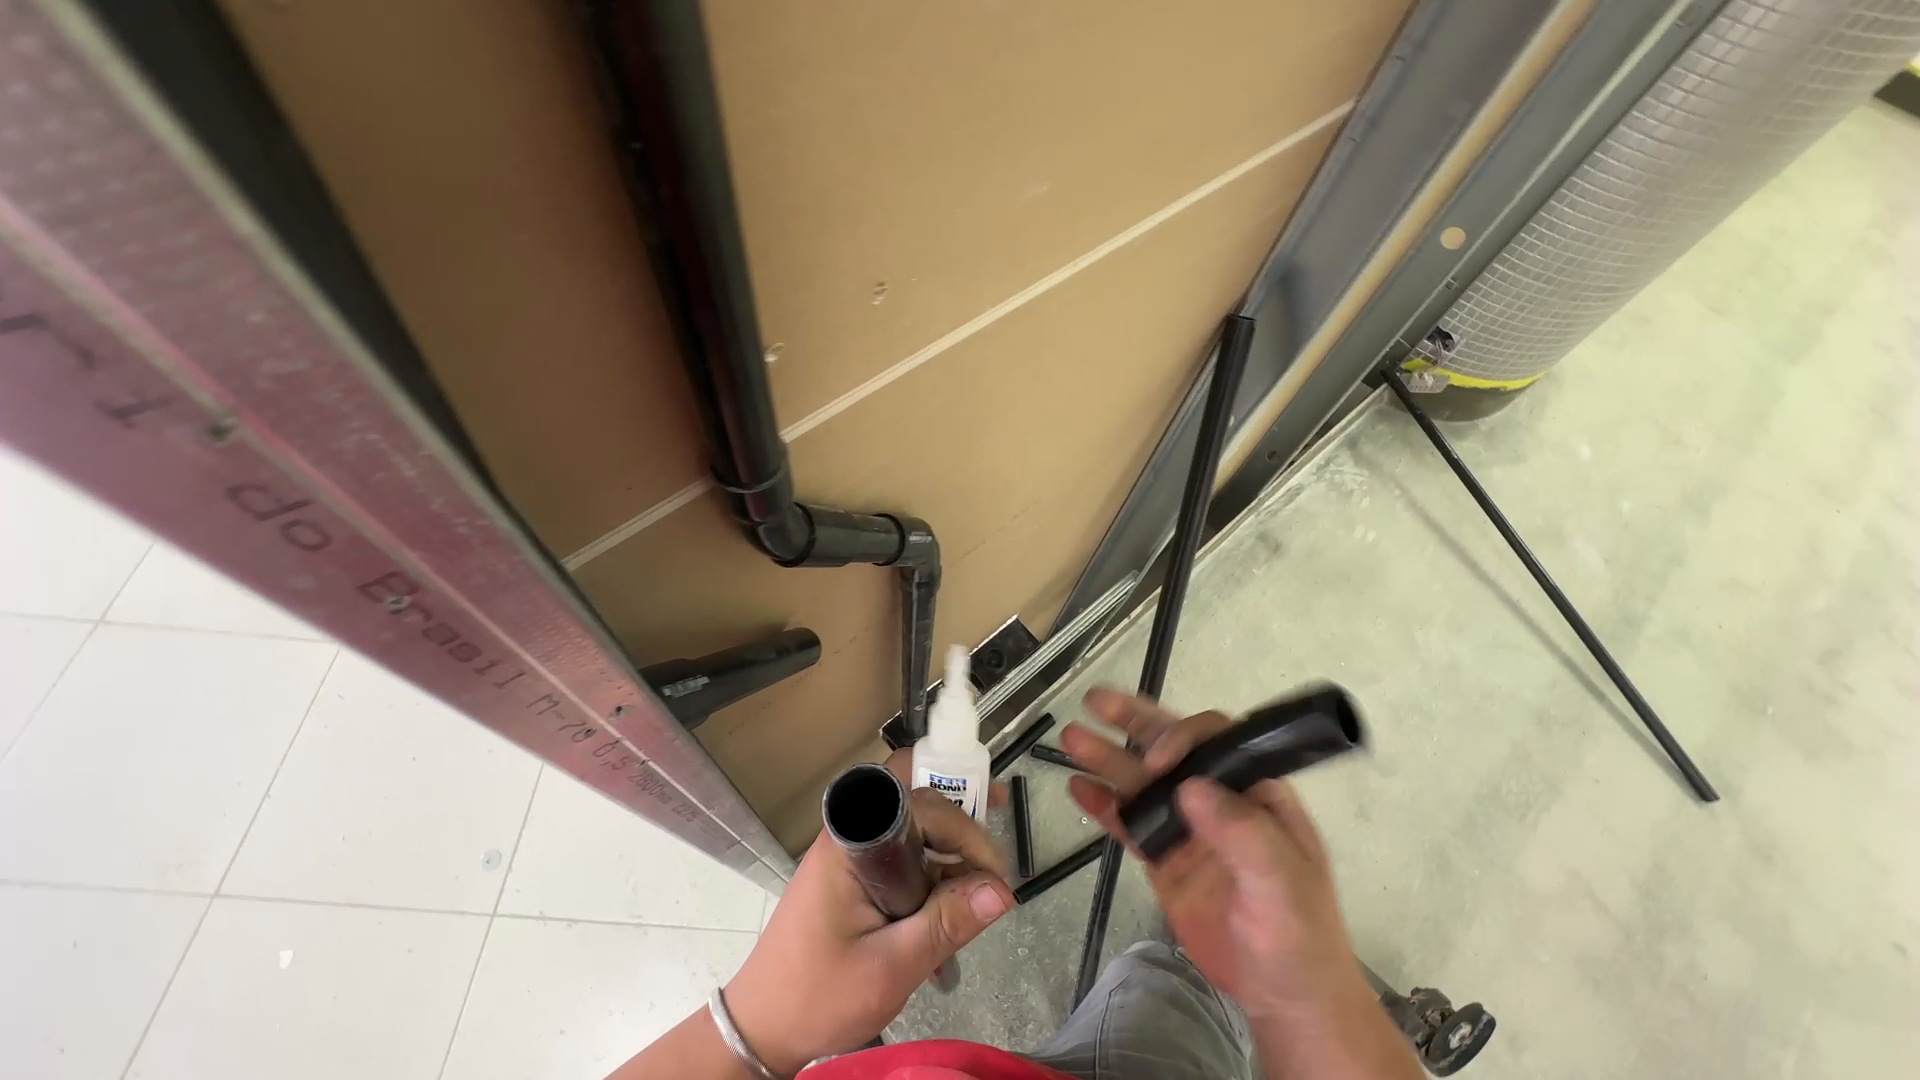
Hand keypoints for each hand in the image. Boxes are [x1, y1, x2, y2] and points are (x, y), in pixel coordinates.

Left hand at [722, 750, 1014, 1072]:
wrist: (762, 1029)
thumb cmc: (818, 996)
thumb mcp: (890, 968)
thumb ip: (945, 924)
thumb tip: (1002, 891)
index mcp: (851, 844)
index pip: (919, 802)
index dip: (962, 823)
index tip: (994, 867)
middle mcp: (851, 837)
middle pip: (918, 807)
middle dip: (963, 827)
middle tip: (998, 863)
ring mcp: (852, 858)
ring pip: (914, 833)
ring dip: (952, 854)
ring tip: (985, 890)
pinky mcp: (856, 881)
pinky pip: (904, 860)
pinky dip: (933, 877)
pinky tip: (955, 909)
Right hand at [1062, 689, 1374, 1023]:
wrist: (1285, 1000)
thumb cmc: (1299, 937)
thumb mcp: (1283, 883)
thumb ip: (1242, 833)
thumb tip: (1190, 787)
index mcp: (1256, 793)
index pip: (1215, 744)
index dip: (1182, 738)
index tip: (1155, 761)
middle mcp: (1218, 800)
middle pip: (1172, 750)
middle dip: (1134, 723)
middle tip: (1095, 701)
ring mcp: (1187, 830)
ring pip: (1142, 783)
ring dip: (1108, 758)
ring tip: (1071, 738)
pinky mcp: (1164, 861)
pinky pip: (1129, 824)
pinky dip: (1103, 805)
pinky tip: (1078, 788)